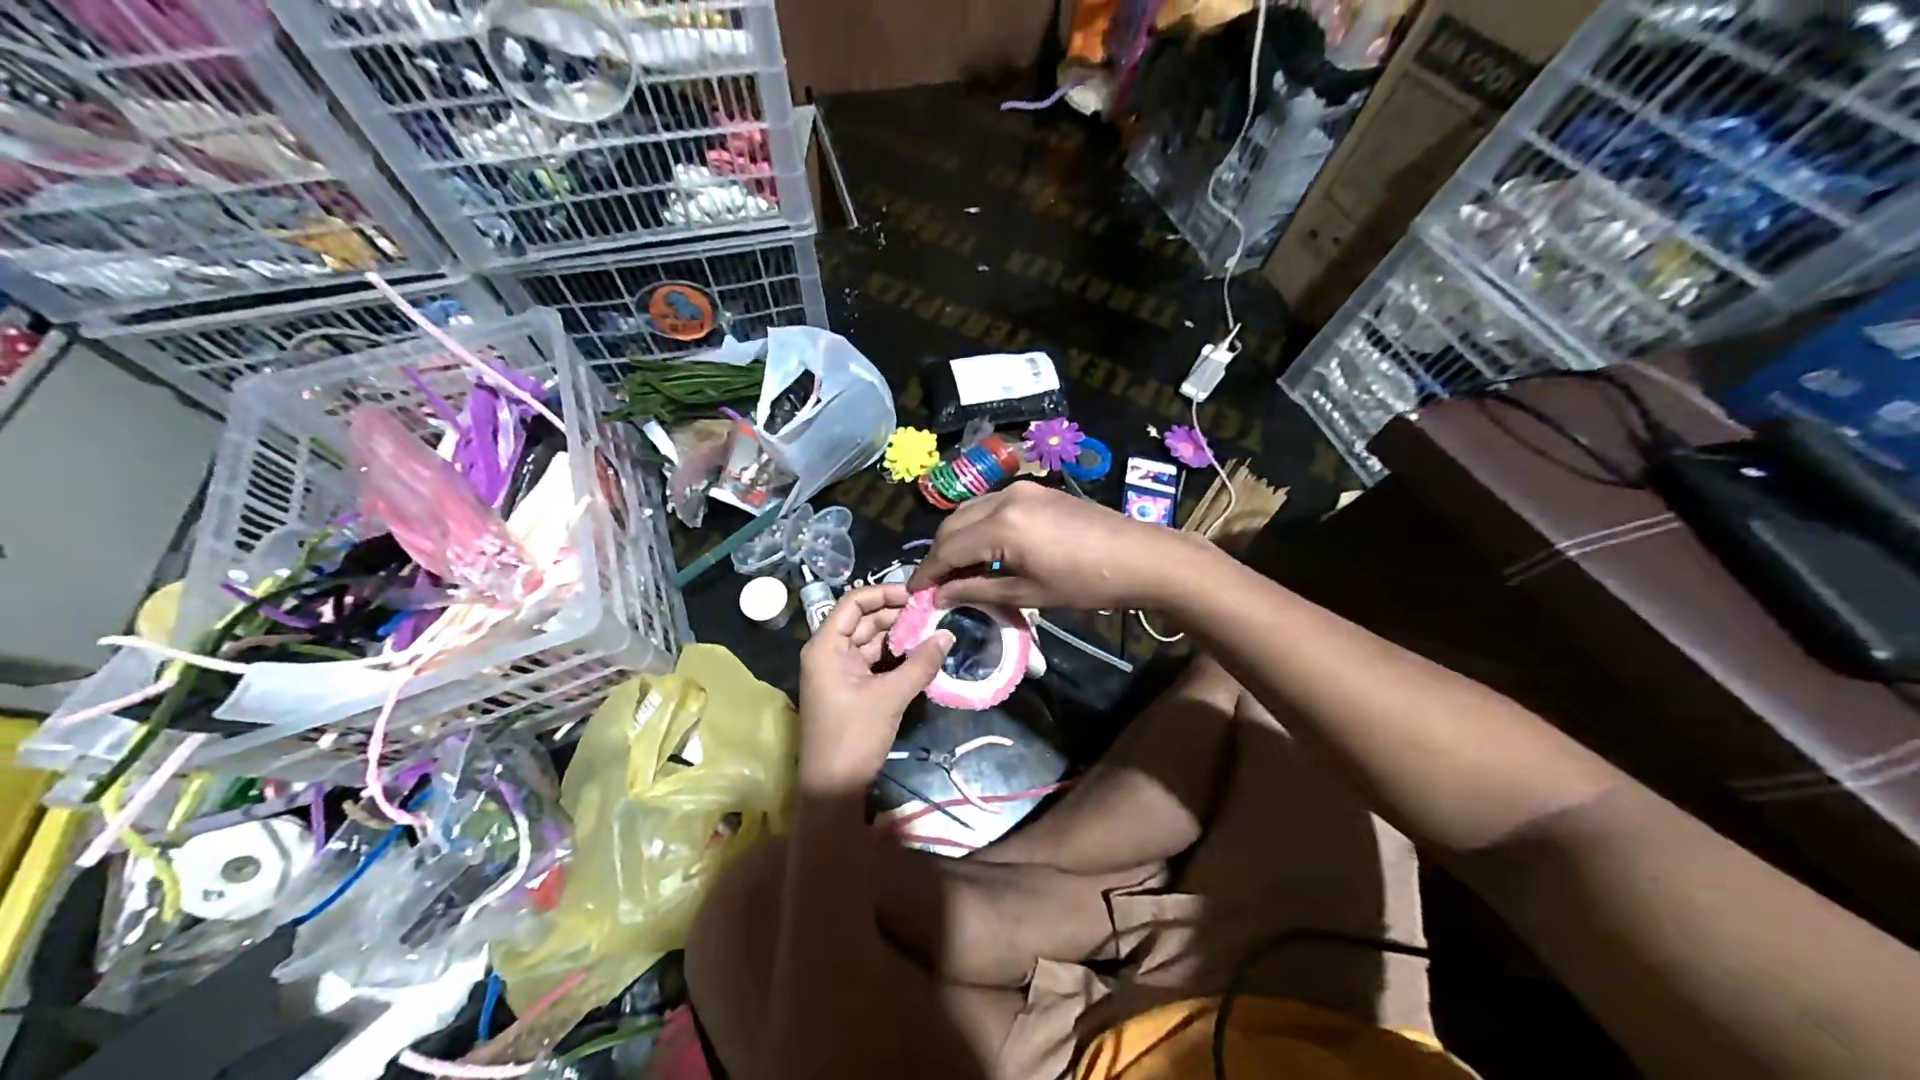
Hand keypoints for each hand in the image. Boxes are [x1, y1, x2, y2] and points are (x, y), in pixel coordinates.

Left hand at [797, 584, 953, 792]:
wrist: (832, 789)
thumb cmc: (853, 737)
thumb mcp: (890, 697)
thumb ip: (920, 664)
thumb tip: (948, 635)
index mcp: (826, 647)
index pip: (854, 602)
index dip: (885, 593)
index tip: (918, 594)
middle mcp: (829, 652)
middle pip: (864, 620)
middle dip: (898, 614)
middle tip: (934, 612)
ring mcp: (840, 671)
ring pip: (872, 640)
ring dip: (900, 635)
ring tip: (934, 629)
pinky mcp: (852, 688)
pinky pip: (875, 661)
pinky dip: (896, 656)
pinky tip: (922, 653)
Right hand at [906, 481, 1205, 610]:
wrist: (1140, 557)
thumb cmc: (1085, 583)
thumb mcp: (1028, 594)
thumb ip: (978, 591)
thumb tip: (940, 596)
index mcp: (1001, 525)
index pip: (947, 548)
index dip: (927, 573)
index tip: (915, 593)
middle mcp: (1004, 497)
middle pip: (952, 525)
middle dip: (938, 555)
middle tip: (934, 586)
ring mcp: (1021, 489)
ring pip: (969, 512)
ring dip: (956, 539)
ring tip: (956, 571)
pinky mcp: (1035, 489)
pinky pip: (991, 506)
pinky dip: (978, 527)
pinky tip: (983, 550)